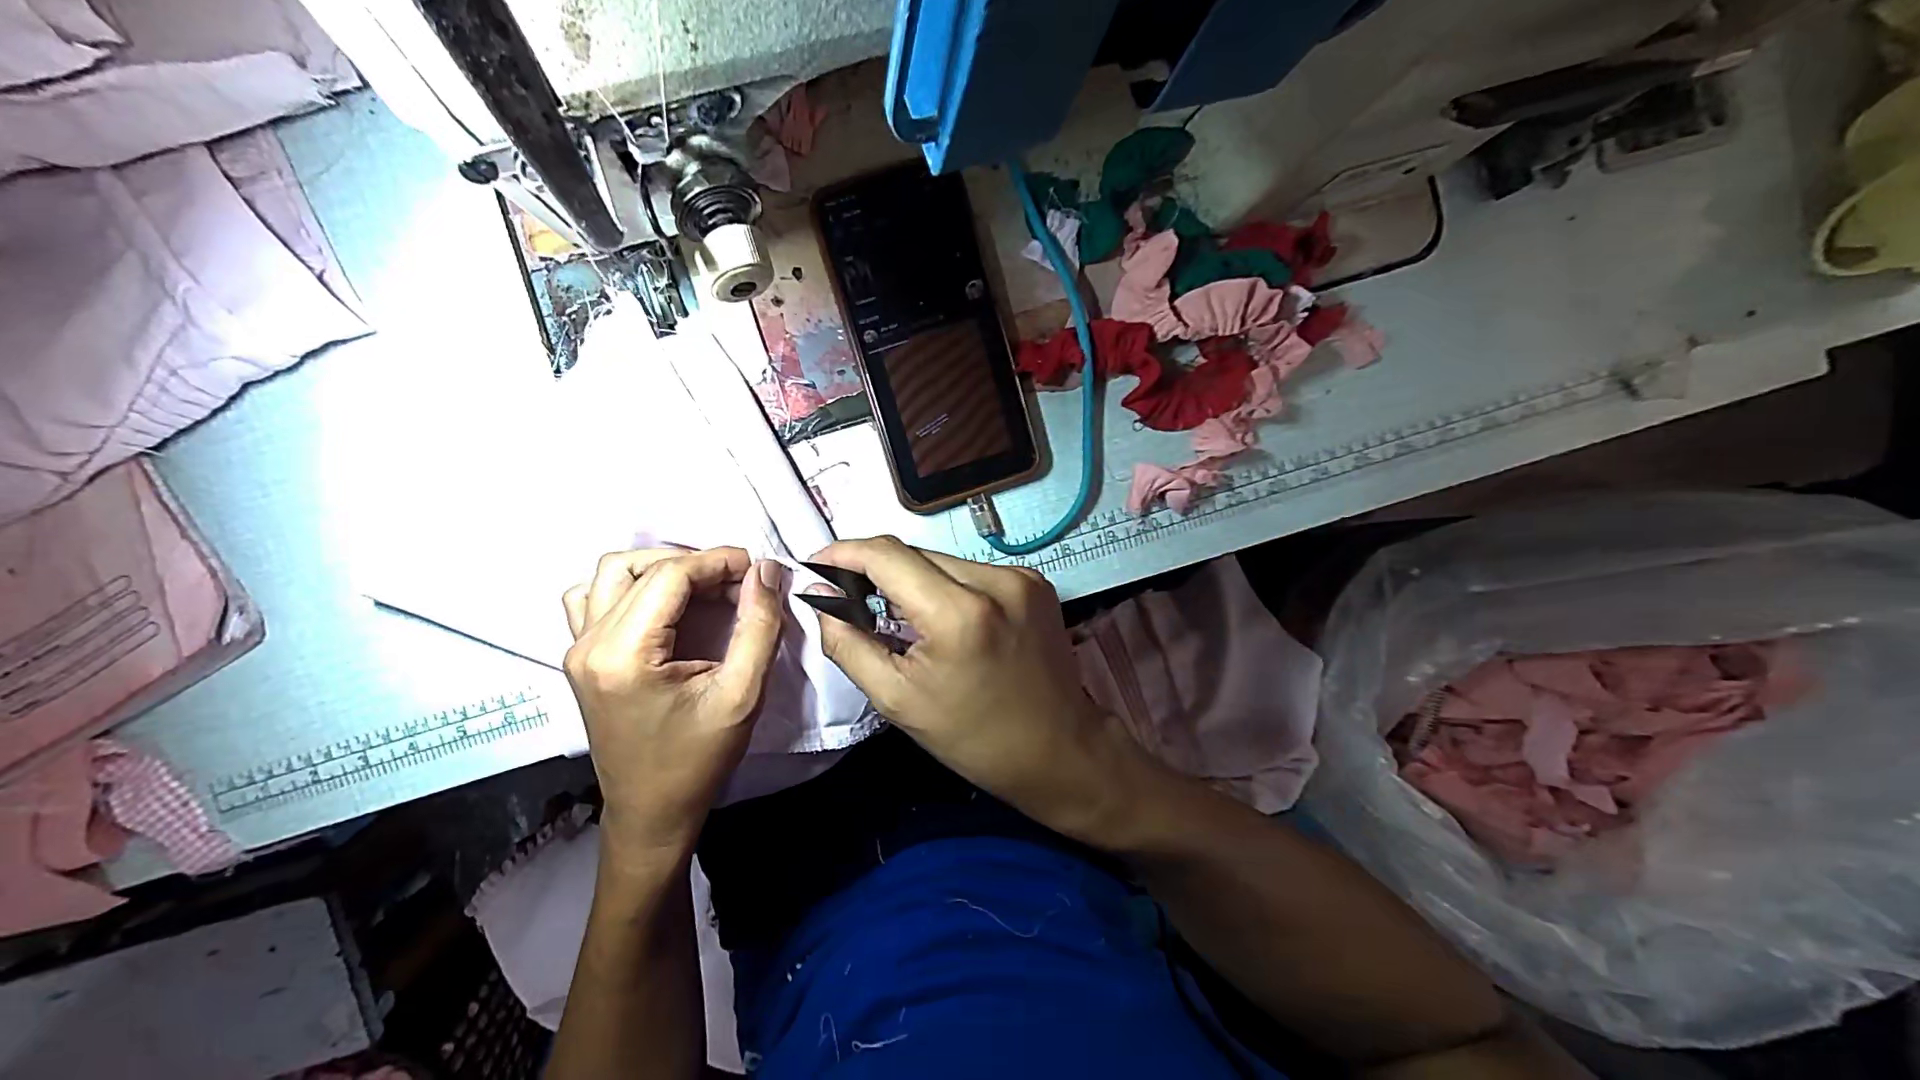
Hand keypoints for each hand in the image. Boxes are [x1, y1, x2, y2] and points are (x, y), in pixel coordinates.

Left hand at [561, 547, 787, 864]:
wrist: (652, 811)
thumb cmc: (697, 760)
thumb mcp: (742, 695)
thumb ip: (758, 627)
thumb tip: (765, 572)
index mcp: (623, 654)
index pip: (670, 575)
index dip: (718, 561)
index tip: (757, 570)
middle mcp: (589, 643)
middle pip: (640, 566)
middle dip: (696, 563)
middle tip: (738, 584)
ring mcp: (578, 648)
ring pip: (612, 573)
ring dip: (662, 568)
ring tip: (704, 589)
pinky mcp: (581, 656)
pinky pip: (595, 597)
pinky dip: (633, 587)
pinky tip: (666, 607)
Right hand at [806, 537, 1133, 840]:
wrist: (1059, 750)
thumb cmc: (974, 737)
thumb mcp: (898, 700)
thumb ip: (848, 643)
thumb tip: (820, 598)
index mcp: (958, 613)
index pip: (886, 555)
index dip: (844, 553)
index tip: (818, 565)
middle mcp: (994, 581)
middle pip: (914, 554)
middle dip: (875, 571)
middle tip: (851, 598)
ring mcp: (1020, 577)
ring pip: (942, 560)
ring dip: (912, 580)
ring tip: (901, 617)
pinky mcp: (1034, 581)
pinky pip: (972, 571)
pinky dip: (947, 587)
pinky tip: (943, 619)